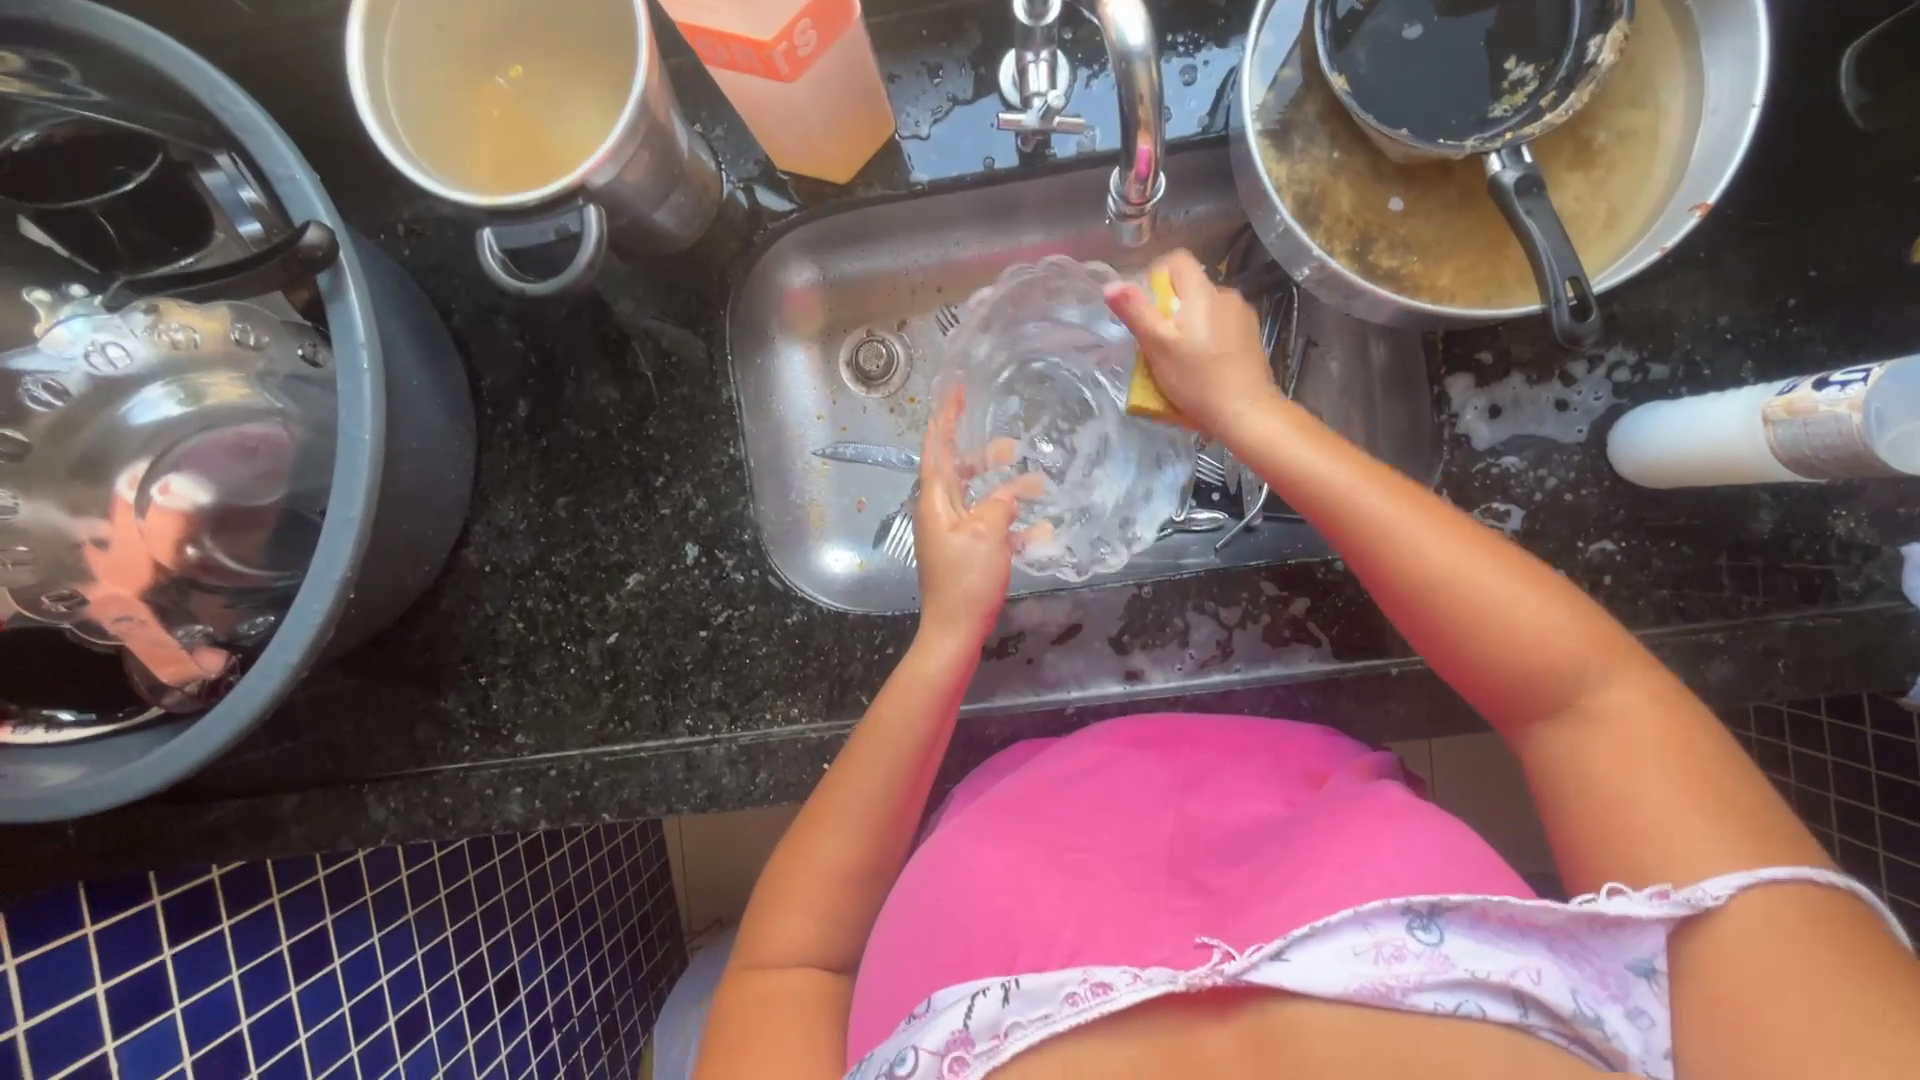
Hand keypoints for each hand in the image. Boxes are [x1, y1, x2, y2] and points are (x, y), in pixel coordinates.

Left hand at [913, 387, 1044, 648]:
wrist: (956, 629)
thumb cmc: (966, 580)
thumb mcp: (985, 534)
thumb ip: (997, 505)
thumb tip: (1006, 496)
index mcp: (935, 501)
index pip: (937, 448)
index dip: (946, 417)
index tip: (955, 390)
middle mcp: (940, 512)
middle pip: (959, 471)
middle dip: (984, 456)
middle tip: (1011, 447)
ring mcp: (954, 534)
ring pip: (980, 499)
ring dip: (1006, 491)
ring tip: (1038, 485)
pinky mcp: (968, 554)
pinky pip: (991, 529)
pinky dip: (1013, 526)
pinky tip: (1041, 528)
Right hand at [1103, 249, 1280, 436]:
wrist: (1245, 411)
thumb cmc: (1196, 379)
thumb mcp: (1157, 347)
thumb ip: (1135, 312)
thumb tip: (1110, 284)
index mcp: (1202, 292)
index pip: (1177, 260)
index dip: (1156, 275)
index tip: (1146, 305)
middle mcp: (1226, 294)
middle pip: (1190, 286)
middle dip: (1170, 306)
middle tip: (1157, 339)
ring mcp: (1242, 314)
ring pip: (1206, 306)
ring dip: (1190, 321)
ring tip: (1180, 355)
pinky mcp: (1251, 334)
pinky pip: (1222, 323)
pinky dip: (1208, 334)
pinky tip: (1204, 362)